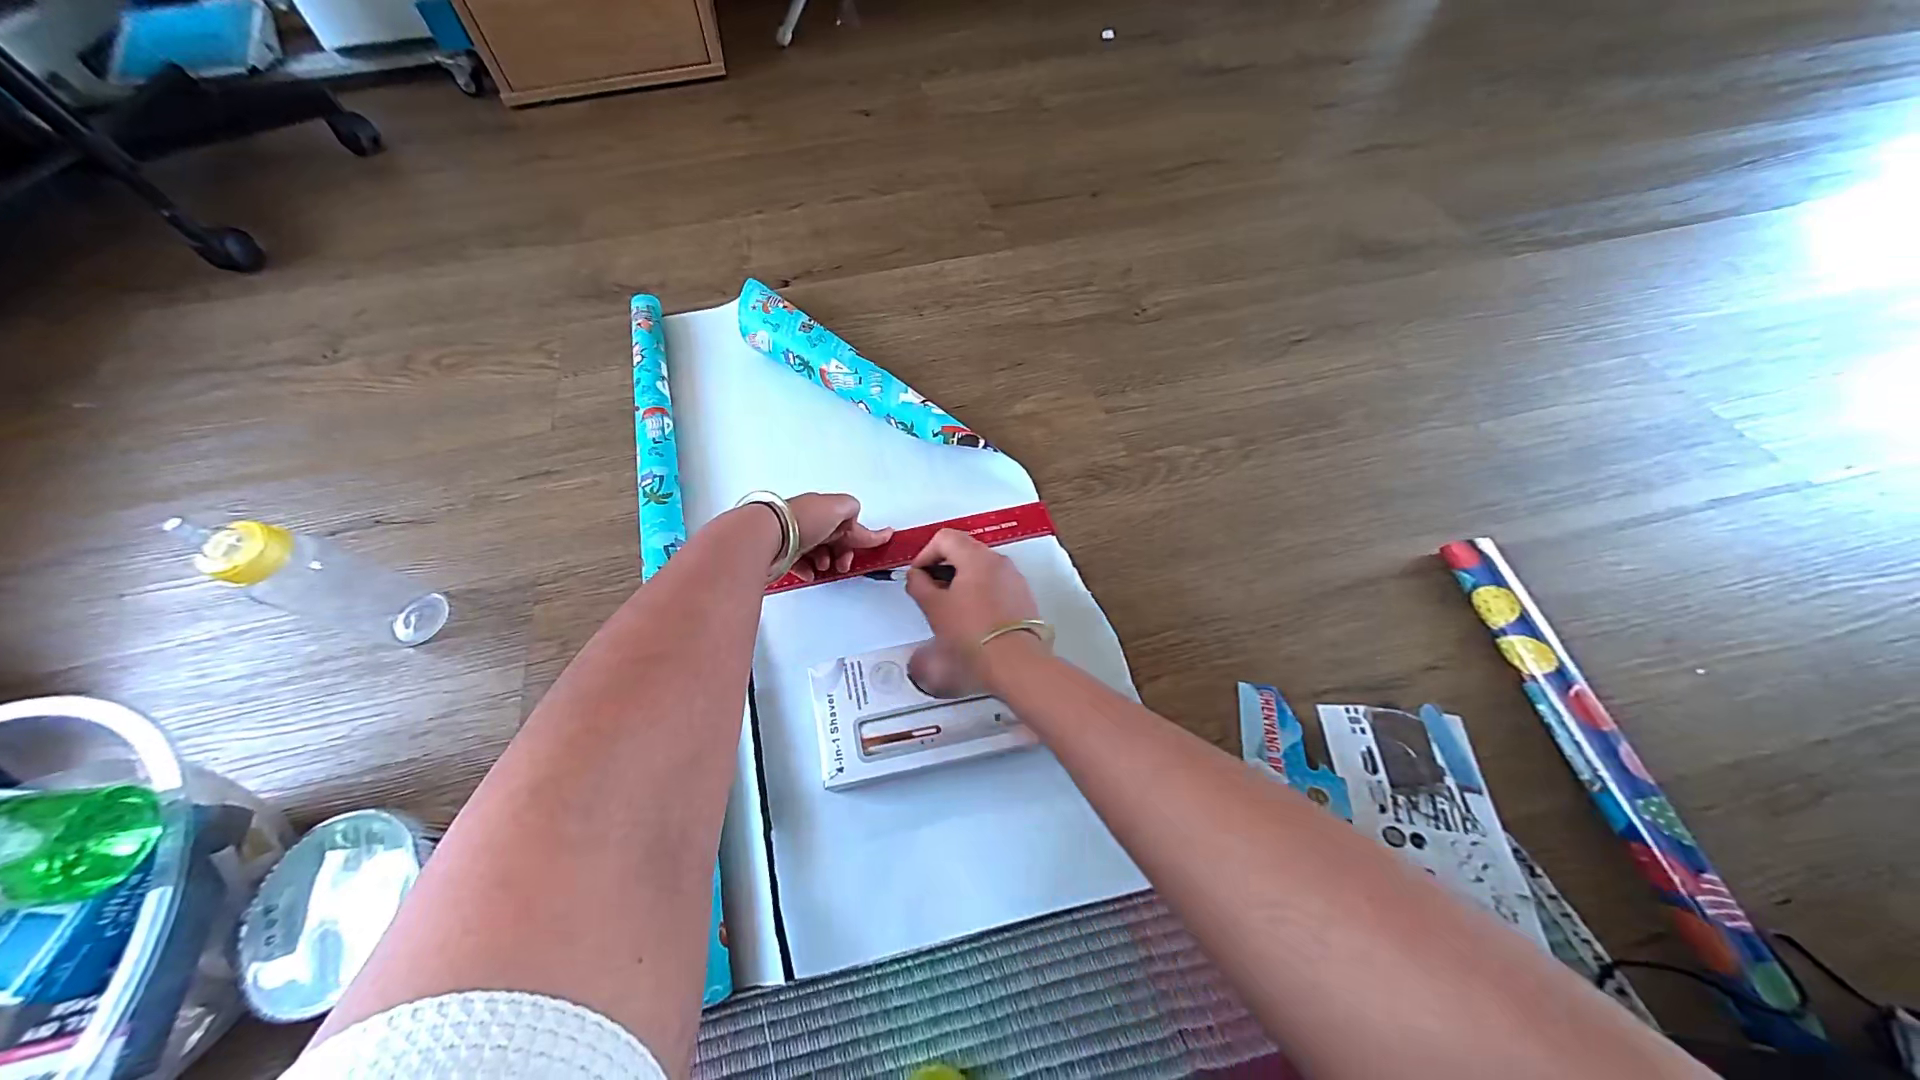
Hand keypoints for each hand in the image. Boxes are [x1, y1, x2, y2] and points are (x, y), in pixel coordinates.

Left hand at [785, 493, 891, 581]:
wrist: (767, 537)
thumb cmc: (798, 521)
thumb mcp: (837, 507)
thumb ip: (851, 508)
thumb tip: (855, 515)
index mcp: (822, 508)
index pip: (850, 521)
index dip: (866, 533)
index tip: (882, 538)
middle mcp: (808, 521)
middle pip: (835, 540)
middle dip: (844, 552)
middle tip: (844, 561)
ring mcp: (794, 538)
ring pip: (819, 554)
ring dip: (827, 562)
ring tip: (824, 566)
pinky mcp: (782, 555)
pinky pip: (801, 565)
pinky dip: (809, 570)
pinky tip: (810, 572)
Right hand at [904, 529, 1044, 684]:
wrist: (1015, 663)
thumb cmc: (973, 635)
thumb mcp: (934, 609)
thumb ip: (919, 585)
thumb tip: (917, 577)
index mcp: (976, 557)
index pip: (944, 538)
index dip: (925, 554)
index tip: (918, 576)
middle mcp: (999, 561)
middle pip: (964, 549)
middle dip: (943, 567)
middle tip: (931, 591)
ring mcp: (1014, 578)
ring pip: (981, 568)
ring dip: (962, 580)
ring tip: (951, 608)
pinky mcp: (1023, 597)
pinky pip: (997, 584)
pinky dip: (981, 592)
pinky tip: (973, 618)